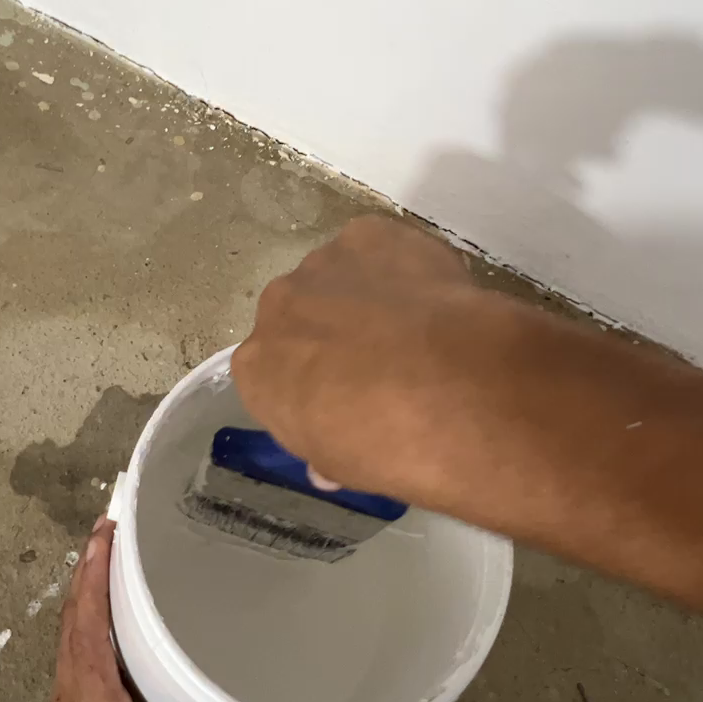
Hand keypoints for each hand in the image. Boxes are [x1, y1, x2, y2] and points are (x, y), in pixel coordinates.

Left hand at [12, 519, 288, 701]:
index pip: (88, 623)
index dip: (93, 573)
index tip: (105, 530)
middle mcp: (71, 697)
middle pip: (73, 618)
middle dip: (89, 568)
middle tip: (110, 528)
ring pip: (67, 636)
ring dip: (82, 593)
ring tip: (106, 561)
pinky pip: (68, 657)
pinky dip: (80, 624)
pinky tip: (100, 624)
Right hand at [233, 216, 501, 508]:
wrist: (445, 387)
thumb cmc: (384, 443)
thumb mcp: (342, 465)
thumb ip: (323, 450)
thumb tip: (325, 467)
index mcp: (257, 367)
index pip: (271, 371)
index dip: (310, 382)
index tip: (343, 398)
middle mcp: (278, 307)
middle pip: (300, 314)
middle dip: (332, 332)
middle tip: (382, 362)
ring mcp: (323, 264)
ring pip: (339, 276)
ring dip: (367, 295)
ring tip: (416, 329)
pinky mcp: (369, 234)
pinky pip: (379, 248)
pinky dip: (401, 264)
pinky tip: (431, 294)